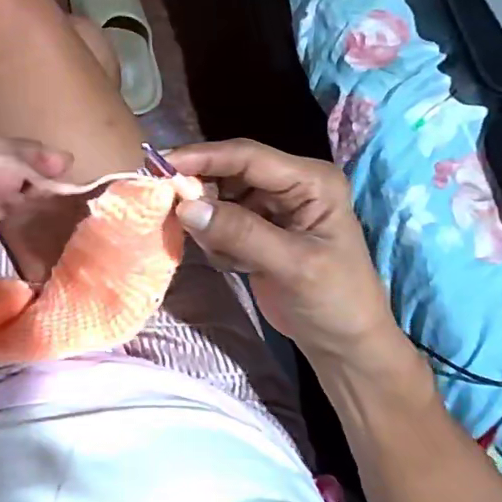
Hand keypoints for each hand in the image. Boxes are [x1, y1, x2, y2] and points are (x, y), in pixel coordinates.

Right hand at [163, 139, 402, 365]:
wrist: (342, 344)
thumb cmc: (333, 302)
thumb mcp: (293, 266)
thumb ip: (241, 233)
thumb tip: (186, 207)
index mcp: (311, 181)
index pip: (248, 157)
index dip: (203, 157)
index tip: (160, 165)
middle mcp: (290, 185)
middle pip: (227, 172)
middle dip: (200, 191)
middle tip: (170, 212)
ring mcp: (271, 207)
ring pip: (218, 197)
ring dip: (208, 223)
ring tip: (224, 256)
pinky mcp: (256, 229)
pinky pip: (218, 222)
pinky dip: (214, 241)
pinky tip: (235, 265)